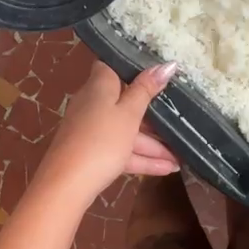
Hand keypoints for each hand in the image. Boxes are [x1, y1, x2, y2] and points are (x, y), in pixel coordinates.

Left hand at [35, 61, 180, 202]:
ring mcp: (92, 129)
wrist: (67, 184)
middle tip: (179, 118)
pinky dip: (142, 158)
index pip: (113, 66)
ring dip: (153, 143)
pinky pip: (121, 149)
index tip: (157, 72)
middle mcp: (93, 103)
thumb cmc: (101, 140)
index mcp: (99, 85)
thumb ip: (147, 89)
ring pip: (126, 130)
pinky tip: (168, 168)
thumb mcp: (129, 113)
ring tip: (181, 155)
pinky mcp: (93, 153)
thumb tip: (167, 64)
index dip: (133, 67)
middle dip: (153, 115)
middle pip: (125, 102)